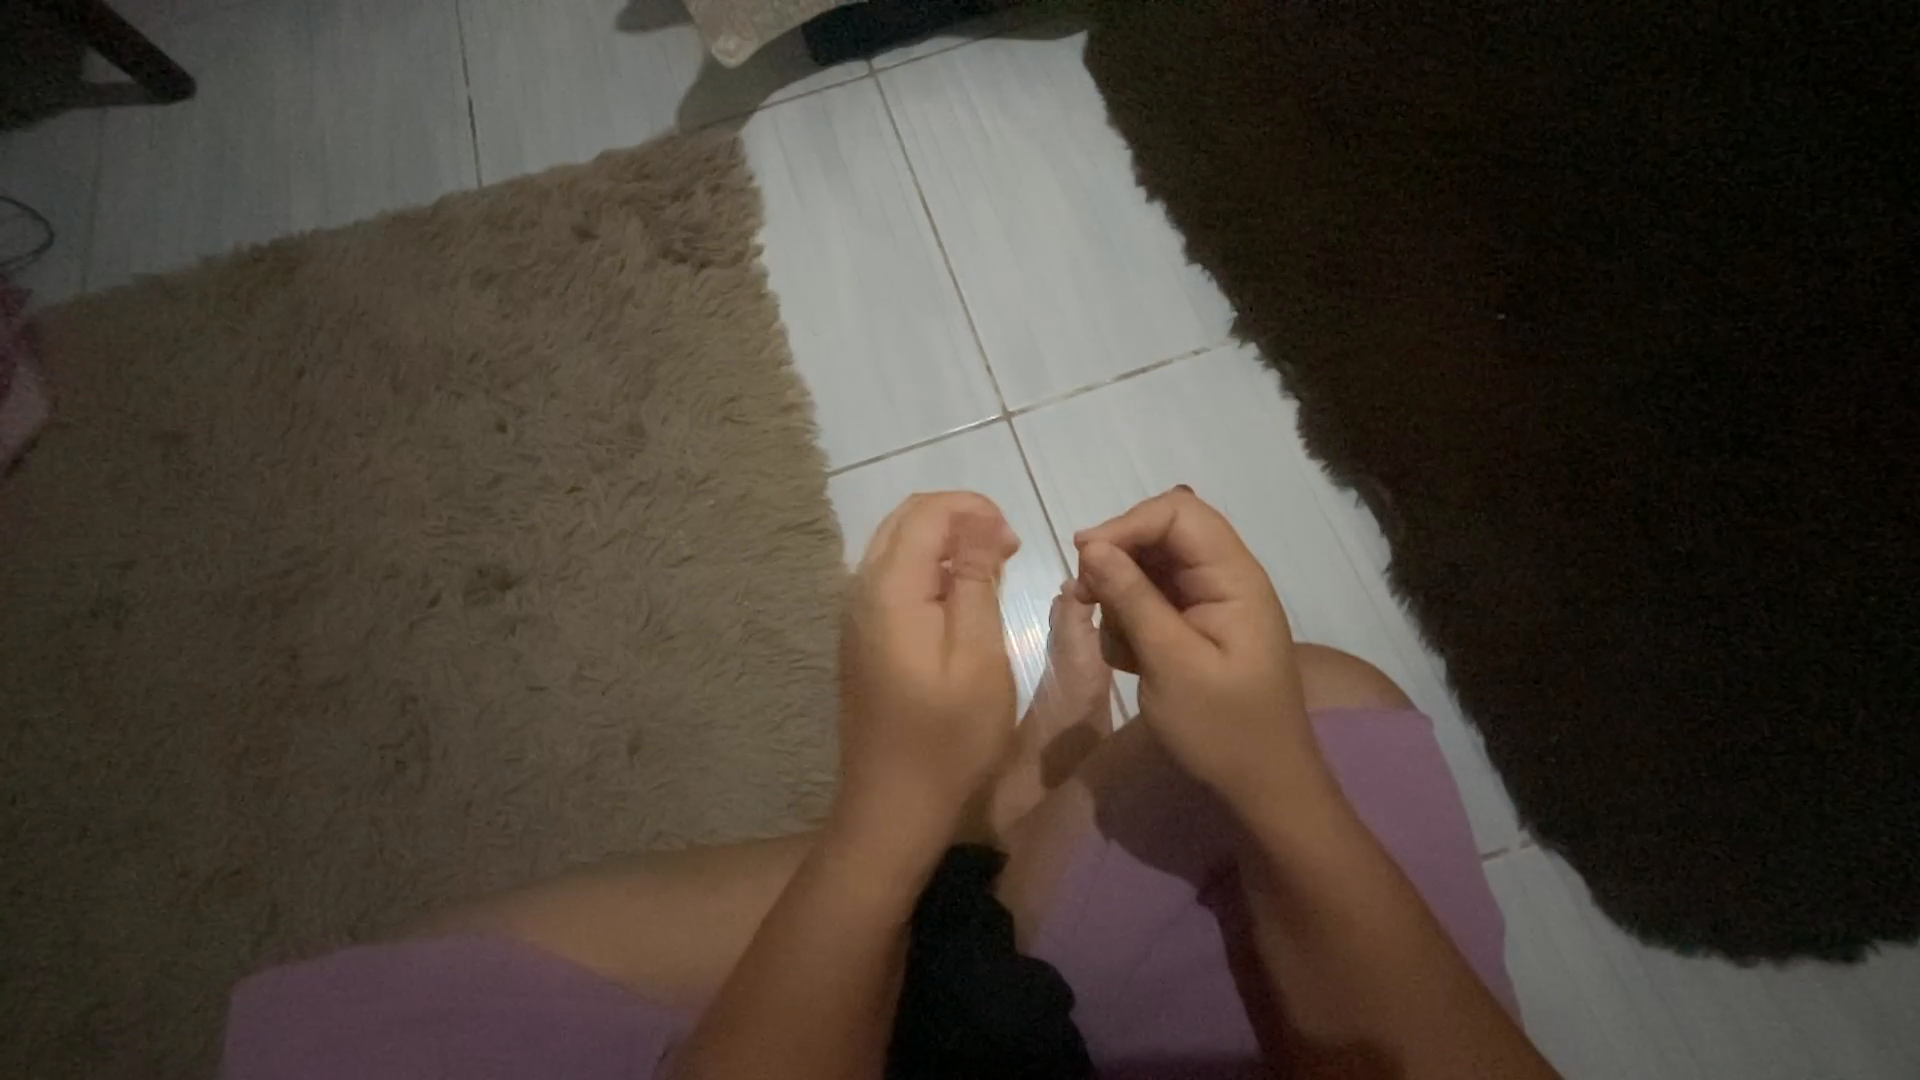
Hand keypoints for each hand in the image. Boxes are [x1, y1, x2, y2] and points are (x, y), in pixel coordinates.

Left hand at [832, 492, 1020, 867]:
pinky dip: (927, 569)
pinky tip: (958, 600)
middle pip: (906, 521)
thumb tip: (979, 522)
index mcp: (888, 588)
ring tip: (990, 571)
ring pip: (896, 546)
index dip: (975, 509)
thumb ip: (975, 579)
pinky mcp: (860, 638)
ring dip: (944, 543)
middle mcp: (861, 590)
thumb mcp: (979, 654)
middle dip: (959, 520)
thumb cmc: (949, 737)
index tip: (1015, 542)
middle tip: (1006, 551)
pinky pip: (891, 578)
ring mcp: (855, 616)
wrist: (893, 806)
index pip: (927, 512)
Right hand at [1071, 487, 1332, 813]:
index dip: (1127, 524)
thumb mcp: (1171, 664)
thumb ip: (1133, 599)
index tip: (1084, 558)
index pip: (1178, 512)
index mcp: (1234, 577)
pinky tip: (1129, 661)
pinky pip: (1149, 601)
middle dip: (1116, 561)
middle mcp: (1223, 578)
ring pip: (1147, 568)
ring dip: (1118, 598)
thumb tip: (1091, 547)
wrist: (1263, 787)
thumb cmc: (1224, 729)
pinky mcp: (1194, 626)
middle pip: (1159, 535)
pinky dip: (1128, 622)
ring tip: (1116, 646)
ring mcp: (1208, 602)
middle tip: (1085, 600)